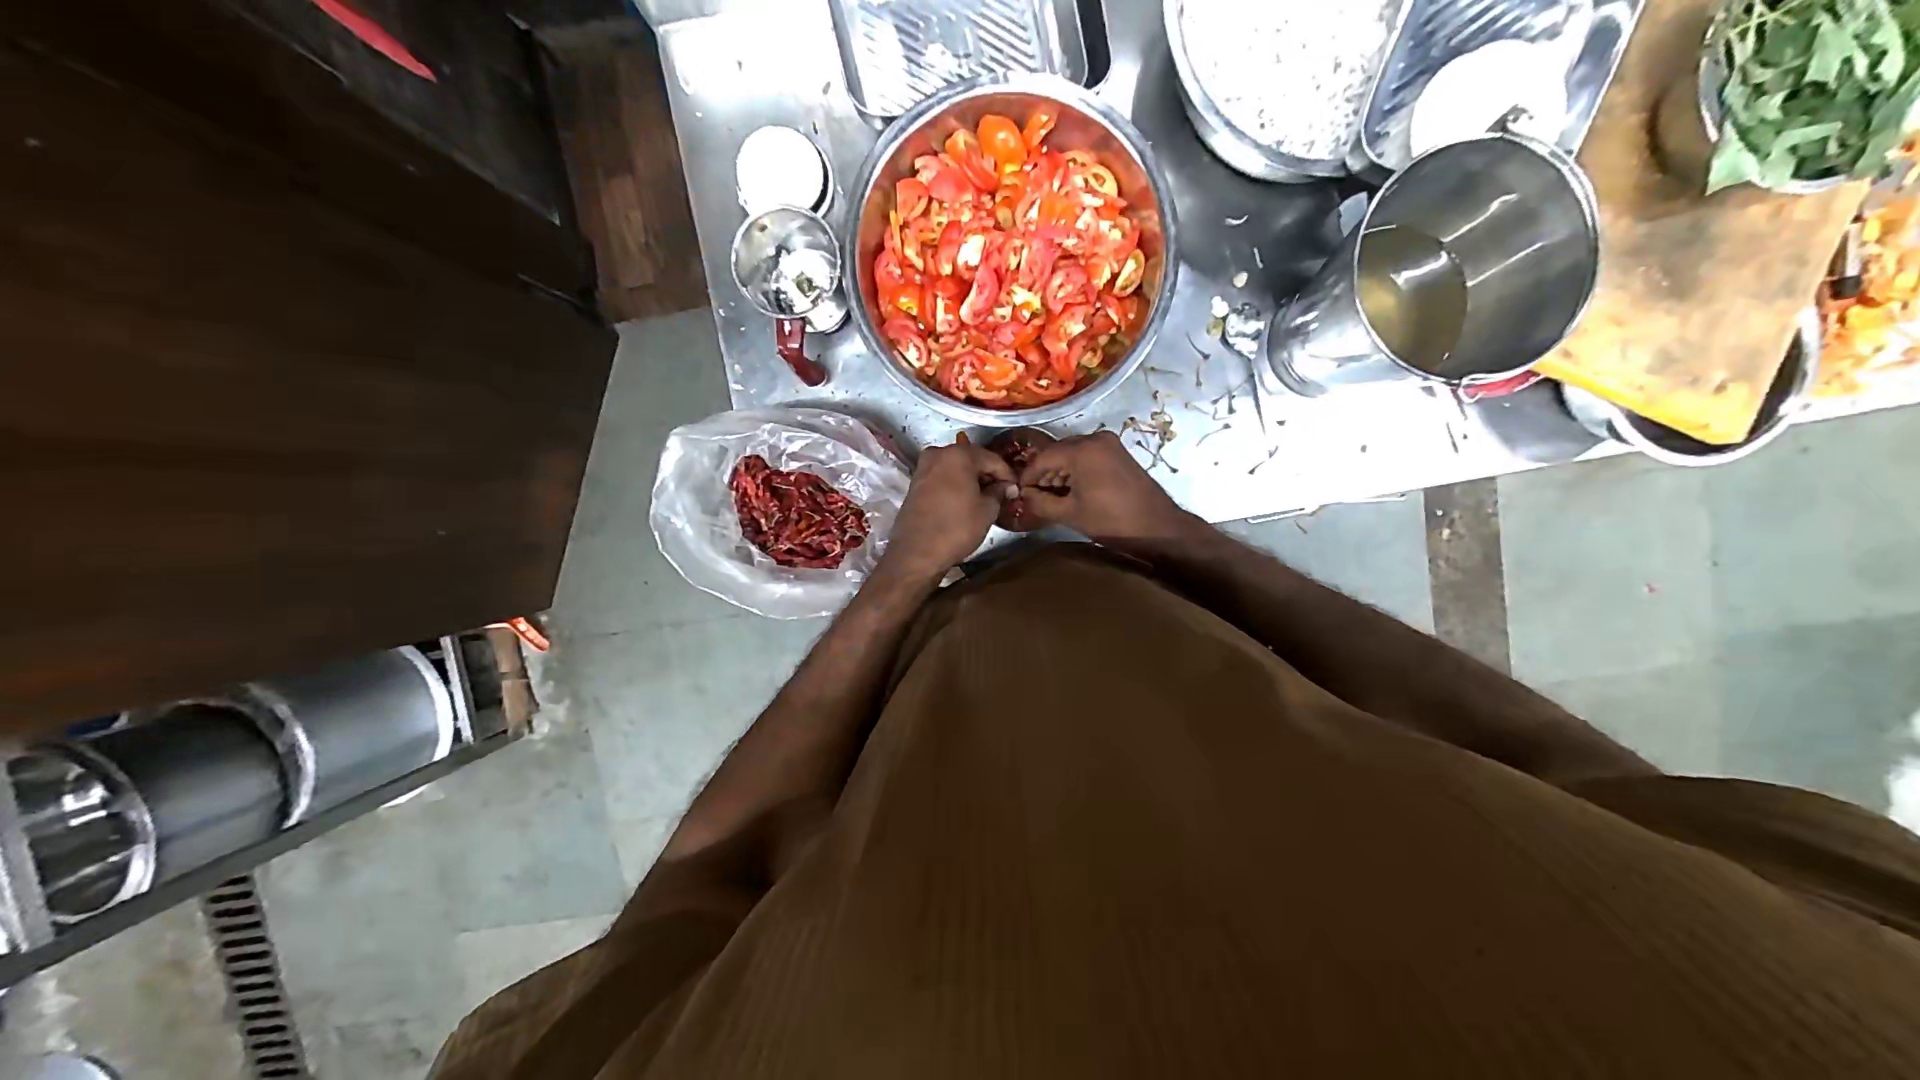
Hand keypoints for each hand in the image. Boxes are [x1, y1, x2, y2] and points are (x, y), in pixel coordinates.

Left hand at [882, 435, 1017, 580]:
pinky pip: (942, 477)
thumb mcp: (987, 510)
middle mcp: (938, 454)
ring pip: (955, 468)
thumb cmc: (956, 528)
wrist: (916, 552)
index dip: (1007, 474)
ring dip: (971, 480)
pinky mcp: (915, 483)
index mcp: (959, 454)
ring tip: (985, 498)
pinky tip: (965, 501)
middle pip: (972, 459)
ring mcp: (923, 468)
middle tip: (1002, 493)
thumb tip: (1006, 487)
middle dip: (988, 475)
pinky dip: (956, 485)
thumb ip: (999, 492)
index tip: (1015, 489)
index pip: (992, 459)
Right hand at [1019, 431, 1197, 544]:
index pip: (1042, 457)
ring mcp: (1109, 443)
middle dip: (1043, 472)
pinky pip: (1088, 455)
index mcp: (1081, 450)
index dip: (1027, 476)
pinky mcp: (1118, 451)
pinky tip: (1070, 489)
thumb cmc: (1111, 521)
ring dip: (1059, 471)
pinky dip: (1076, 469)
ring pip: (1072, 453)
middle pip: (1057, 451)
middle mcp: (1094, 438)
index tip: (1018, 491)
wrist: (1157, 527)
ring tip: (1050, 495)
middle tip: (1032, 494)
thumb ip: (1040, 502)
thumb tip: (1023, 496)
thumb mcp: (1070, 514)